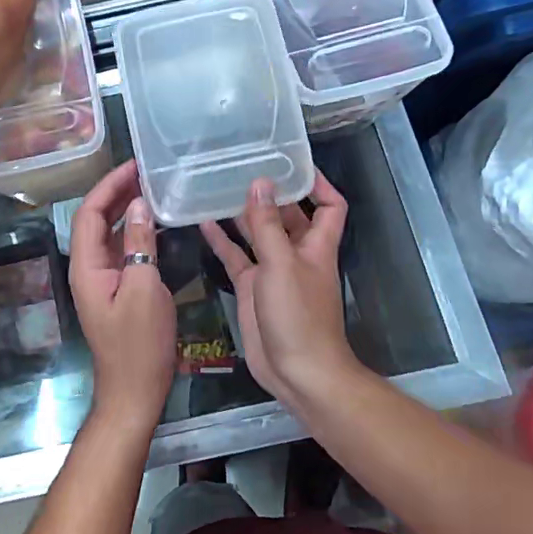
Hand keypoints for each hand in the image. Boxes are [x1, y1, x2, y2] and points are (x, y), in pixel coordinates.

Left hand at [69, 160, 174, 428]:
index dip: (109, 185)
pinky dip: (136, 232)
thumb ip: (139, 244)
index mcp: (86, 266)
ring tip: (154, 188)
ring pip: (109, 234)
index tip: (135, 165)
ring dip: (127, 210)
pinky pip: (121, 251)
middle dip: (118, 192)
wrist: (134, 390)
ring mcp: (101, 280)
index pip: (90, 212)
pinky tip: (156, 224)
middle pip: (96, 220)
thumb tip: (138, 205)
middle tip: (148, 171)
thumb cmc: (139, 344)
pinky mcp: (116, 290)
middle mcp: (88, 268)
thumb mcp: (145, 289)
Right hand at [198, 174, 353, 401]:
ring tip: (218, 187)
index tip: (293, 163)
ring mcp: (273, 270)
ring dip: (242, 214)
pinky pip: (236, 257)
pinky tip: (203, 223)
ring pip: (258, 234)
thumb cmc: (299, 315)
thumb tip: (261, 183)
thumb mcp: (282, 264)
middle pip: (287, 215)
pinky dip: (222, 242)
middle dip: (270, 194)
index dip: (317, 184)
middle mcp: (297, 253)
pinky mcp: (252, 287)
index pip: (329, 205)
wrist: (297, 371)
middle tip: (242, 167)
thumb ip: (268, 225)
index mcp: (316, 245)